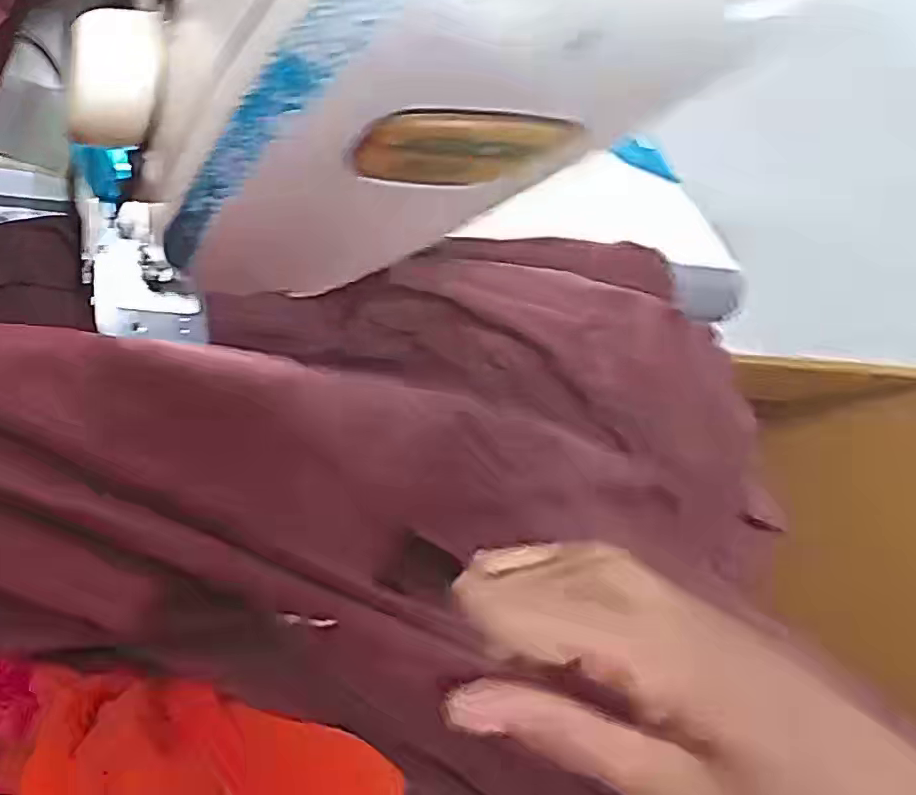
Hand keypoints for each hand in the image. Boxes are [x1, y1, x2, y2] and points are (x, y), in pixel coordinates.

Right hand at [446, 542, 915, 794]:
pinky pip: (541, 554)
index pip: (488, 597)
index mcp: (633, 630)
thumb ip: (562, 733)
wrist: (881, 774)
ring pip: (507, 560)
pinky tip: (566, 631)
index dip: (477, 642)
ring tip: (559, 663)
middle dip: (494, 626)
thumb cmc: (776, 788)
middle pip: (490, 574)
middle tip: (544, 683)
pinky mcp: (632, 564)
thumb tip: (453, 703)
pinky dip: (531, 587)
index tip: (511, 685)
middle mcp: (618, 576)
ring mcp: (626, 562)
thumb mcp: (678, 787)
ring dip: (512, 608)